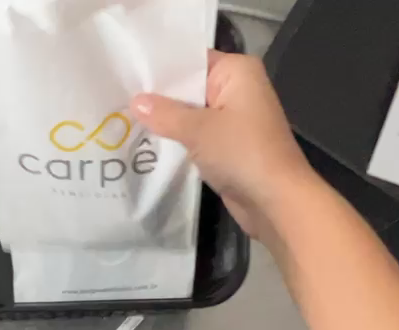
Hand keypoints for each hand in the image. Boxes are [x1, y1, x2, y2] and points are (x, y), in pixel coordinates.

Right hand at [131, 52, 317, 244]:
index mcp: (237, 71)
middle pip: (191, 89)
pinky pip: (199, 139)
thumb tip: (135, 101)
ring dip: (169, 126)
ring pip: (193, 117)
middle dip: (161, 101)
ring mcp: (235, 121)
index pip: (192, 61)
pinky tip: (153, 148)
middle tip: (123, 105)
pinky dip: (181, 144)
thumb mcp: (199, 130)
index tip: (130, 79)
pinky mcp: (230, 149)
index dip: (162, 71)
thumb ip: (166, 115)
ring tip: (130, 125)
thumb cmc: (242, 153)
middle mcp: (238, 90)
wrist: (275, 200)